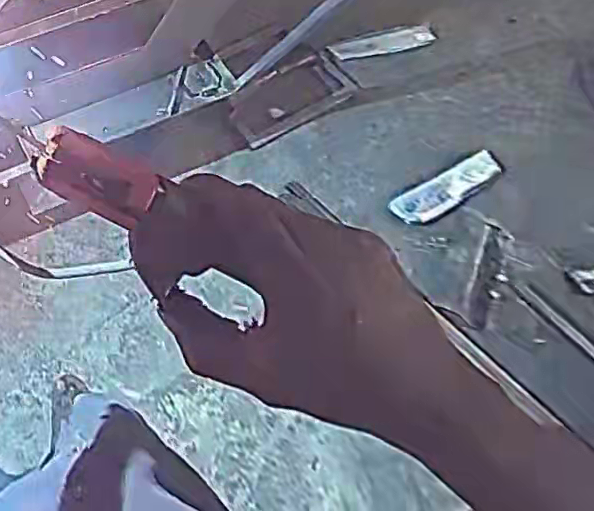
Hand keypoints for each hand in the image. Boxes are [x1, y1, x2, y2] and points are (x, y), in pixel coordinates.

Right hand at [129, 175, 481, 444]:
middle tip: (175, 248)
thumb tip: (170, 309)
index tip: (157, 244)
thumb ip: (203, 342)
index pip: (217, 205)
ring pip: (264, 207)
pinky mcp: (357, 240)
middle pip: (235, 198)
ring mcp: (337, 232)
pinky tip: (262, 270)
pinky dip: (262, 235)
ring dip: (227, 226)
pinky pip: (295, 223)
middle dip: (194, 217)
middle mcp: (311, 232)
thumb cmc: (348, 385)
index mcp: (286, 261)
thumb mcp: (264, 376)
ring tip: (210, 261)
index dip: (175, 215)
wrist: (436, 396)